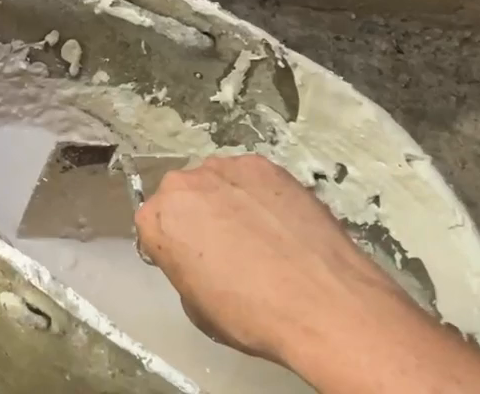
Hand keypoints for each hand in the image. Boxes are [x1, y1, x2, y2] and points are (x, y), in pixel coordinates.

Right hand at [134, 154, 419, 366]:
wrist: (323, 303)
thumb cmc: (254, 315)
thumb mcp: (200, 309)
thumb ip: (185, 270)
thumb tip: (199, 260)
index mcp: (156, 219)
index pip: (156, 225)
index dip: (176, 245)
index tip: (197, 261)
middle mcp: (181, 184)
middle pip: (184, 196)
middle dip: (200, 216)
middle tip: (230, 247)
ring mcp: (223, 169)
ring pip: (218, 182)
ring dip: (230, 200)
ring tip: (263, 234)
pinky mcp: (262, 164)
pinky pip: (252, 178)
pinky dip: (262, 195)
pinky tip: (283, 223)